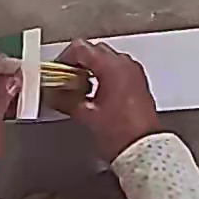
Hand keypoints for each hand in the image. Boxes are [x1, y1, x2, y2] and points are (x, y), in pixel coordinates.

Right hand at [53, 40, 161, 162]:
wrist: (144, 150)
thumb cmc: (121, 134)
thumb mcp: (85, 115)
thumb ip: (65, 99)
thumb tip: (54, 94)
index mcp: (112, 67)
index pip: (82, 48)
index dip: (65, 58)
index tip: (57, 71)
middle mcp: (125, 65)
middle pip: (95, 50)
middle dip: (78, 62)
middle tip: (65, 78)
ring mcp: (134, 73)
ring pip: (107, 59)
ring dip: (92, 68)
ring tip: (79, 88)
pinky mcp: (139, 83)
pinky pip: (118, 70)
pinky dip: (105, 75)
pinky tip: (96, 94)